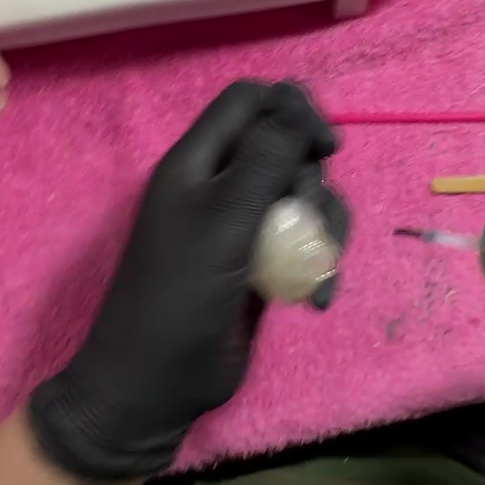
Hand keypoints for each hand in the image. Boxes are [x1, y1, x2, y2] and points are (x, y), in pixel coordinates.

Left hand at [29, 82, 347, 479]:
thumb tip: (302, 108)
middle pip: (286, 151)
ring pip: (303, 200)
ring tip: (318, 267)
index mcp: (198, 162)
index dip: (293, 109)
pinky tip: (315, 300)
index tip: (326, 147)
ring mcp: (243, 228)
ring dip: (323, 228)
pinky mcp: (262, 266)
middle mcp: (220, 186)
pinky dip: (318, 265)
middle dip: (310, 182)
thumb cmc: (182, 291)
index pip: (249, 102)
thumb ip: (266, 157)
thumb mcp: (225, 216)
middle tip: (306, 219)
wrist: (157, 382)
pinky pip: (303, 244)